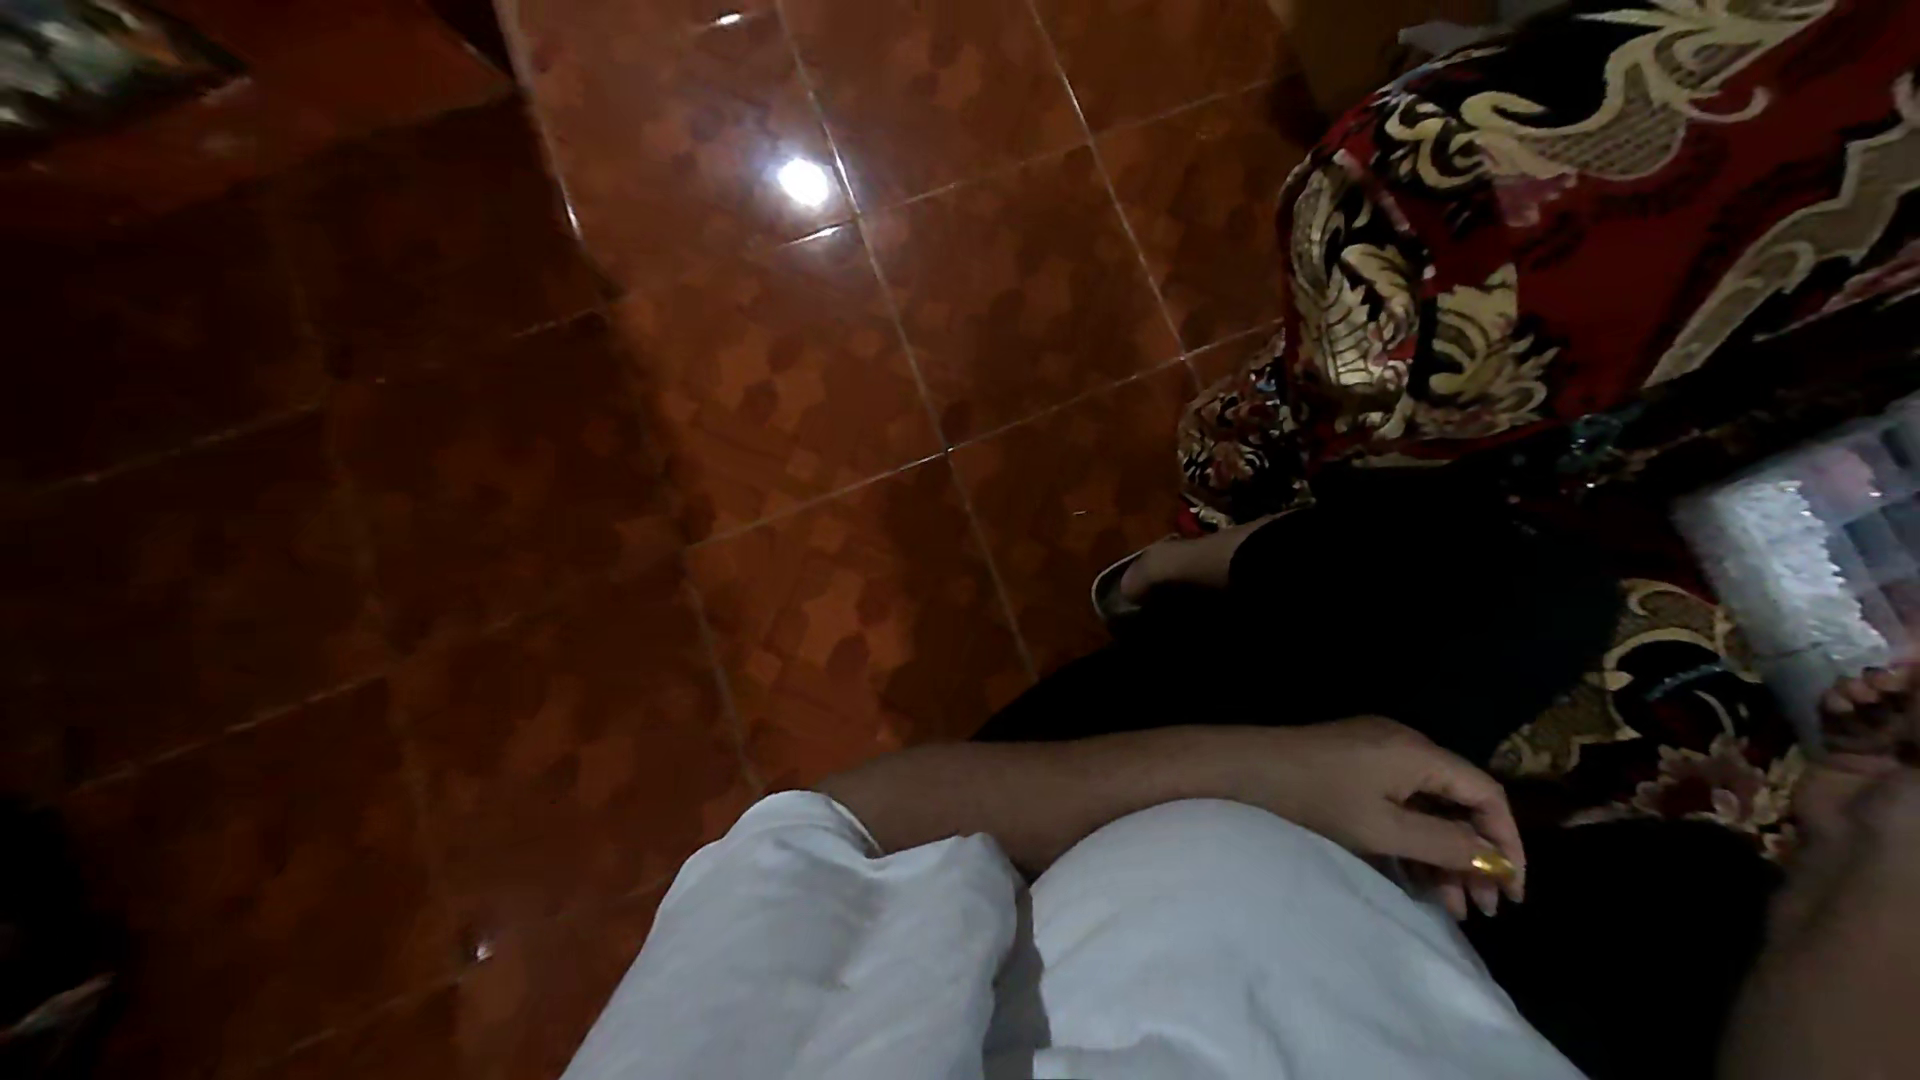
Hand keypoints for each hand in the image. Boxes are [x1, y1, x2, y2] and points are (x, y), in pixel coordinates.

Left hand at [1240, 716, 1525, 917]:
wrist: (1240, 767)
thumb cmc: (1313, 797)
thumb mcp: (1383, 828)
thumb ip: (1446, 844)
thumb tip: (1494, 858)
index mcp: (1416, 751)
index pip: (1486, 794)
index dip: (1507, 843)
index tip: (1510, 892)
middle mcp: (1400, 744)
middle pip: (1456, 802)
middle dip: (1472, 855)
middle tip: (1479, 909)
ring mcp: (1371, 751)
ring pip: (1423, 805)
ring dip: (1440, 853)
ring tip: (1449, 906)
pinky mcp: (1349, 763)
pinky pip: (1393, 800)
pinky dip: (1407, 836)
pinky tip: (1413, 877)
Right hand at [1778, 663, 1919, 937]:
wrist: (1875, 867)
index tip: (1913, 654)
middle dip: (1905, 679)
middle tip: (1884, 673)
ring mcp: (1903, 760)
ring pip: (1886, 706)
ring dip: (1867, 689)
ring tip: (1856, 691)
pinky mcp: (1851, 760)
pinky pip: (1844, 721)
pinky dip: (1837, 705)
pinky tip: (1835, 702)